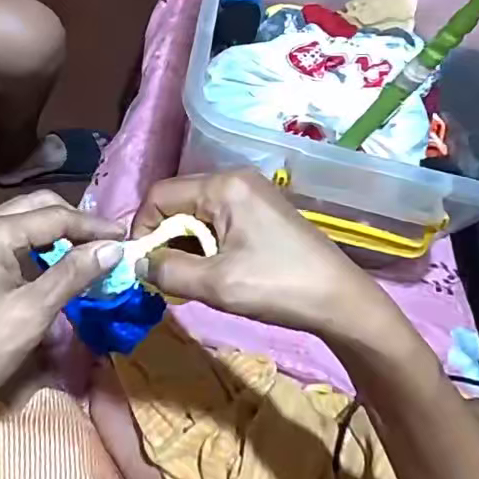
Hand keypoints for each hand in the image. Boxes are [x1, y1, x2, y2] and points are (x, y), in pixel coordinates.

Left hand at [0, 191, 124, 435]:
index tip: (126, 238)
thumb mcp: (32, 312)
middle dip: (74, 223)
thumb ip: (74, 273)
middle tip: (107, 244)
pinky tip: (53, 264)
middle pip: (36, 207)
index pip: (53, 216)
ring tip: (87, 252)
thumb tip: (114, 248)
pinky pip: (7, 238)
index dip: (93, 226)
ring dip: (55, 233)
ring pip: (21, 220)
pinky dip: (35, 246)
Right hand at [132, 171, 397, 339]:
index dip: (142, 229)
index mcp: (223, 186)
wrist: (341, 300)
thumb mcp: (216, 285)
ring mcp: (251, 193)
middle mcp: (235, 178)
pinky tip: (213, 272)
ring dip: (185, 244)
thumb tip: (137, 263)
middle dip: (164, 238)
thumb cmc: (278, 286)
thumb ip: (168, 270)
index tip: (144, 267)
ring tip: (191, 279)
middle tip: (167, 277)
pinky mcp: (261, 210)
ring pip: (196, 213)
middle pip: (177, 201)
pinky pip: (217, 219)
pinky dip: (206, 244)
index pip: (159, 195)